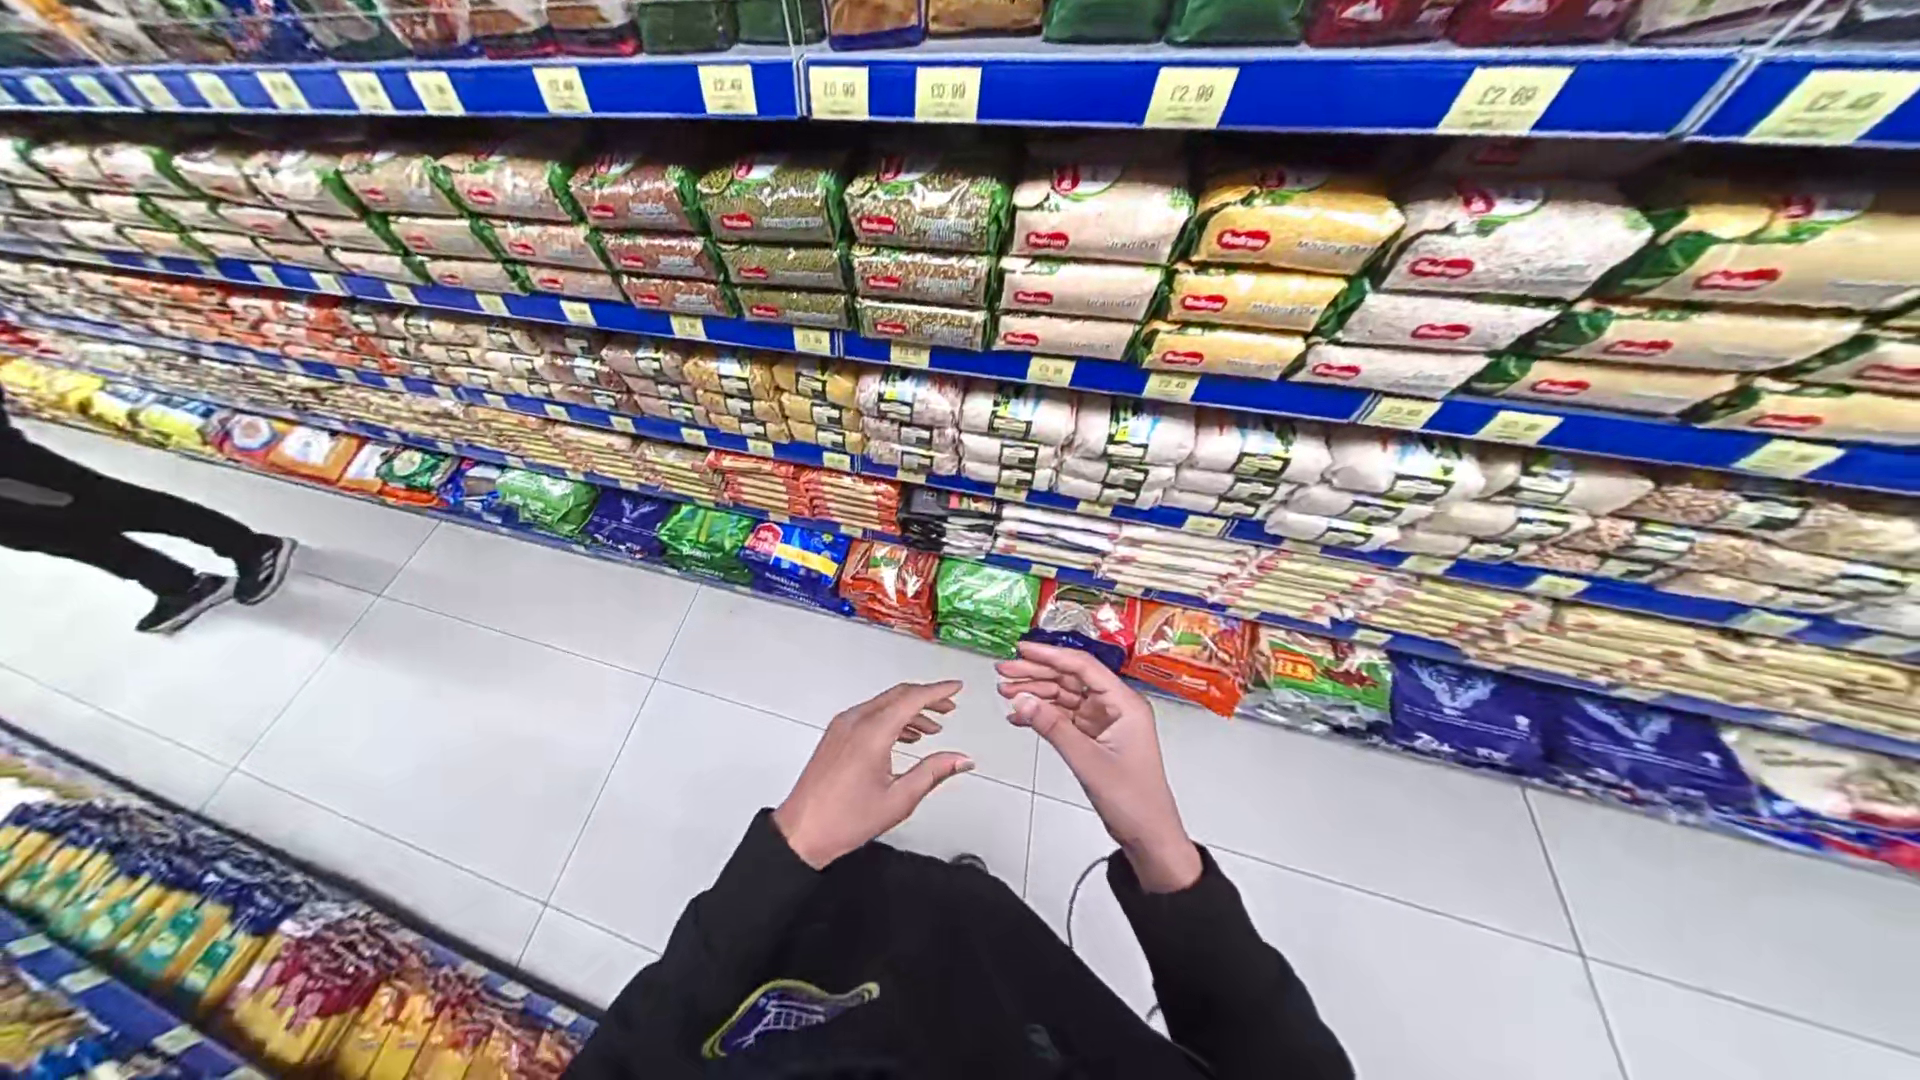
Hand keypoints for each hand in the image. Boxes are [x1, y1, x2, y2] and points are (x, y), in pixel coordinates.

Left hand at [773, 681, 973, 869]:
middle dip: (927, 697)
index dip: (938, 690)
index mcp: (872, 733)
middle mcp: (855, 722)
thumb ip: (933, 772)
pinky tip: (904, 735)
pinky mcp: (836, 734)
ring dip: (909, 709)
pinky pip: (870, 713)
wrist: (802, 832)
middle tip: (948, 705)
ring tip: (931, 727)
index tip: (955, 687)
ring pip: (884, 703)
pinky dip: (891, 717)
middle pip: (899, 695)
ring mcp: (842, 726)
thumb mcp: (899, 799)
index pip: (913, 698)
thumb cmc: (841, 819)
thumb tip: (960, 759)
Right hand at [996, 643, 1201, 892]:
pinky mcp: (1094, 737)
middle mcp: (1115, 706)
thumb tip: (1022, 701)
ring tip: (1005, 691)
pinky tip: (1019, 715)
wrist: (1148, 837)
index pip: (1083, 667)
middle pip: (1070, 678)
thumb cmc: (1135, 801)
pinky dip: (1041, 715)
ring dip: (1035, 692)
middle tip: (1004, 670)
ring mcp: (1103, 721)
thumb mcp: (1089, 762)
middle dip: (1036, 673)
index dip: (1050, 655)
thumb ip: (1053, 728)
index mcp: (1125, 703)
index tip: (1023, 649)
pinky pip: (1063, 716)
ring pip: (1064, 696)